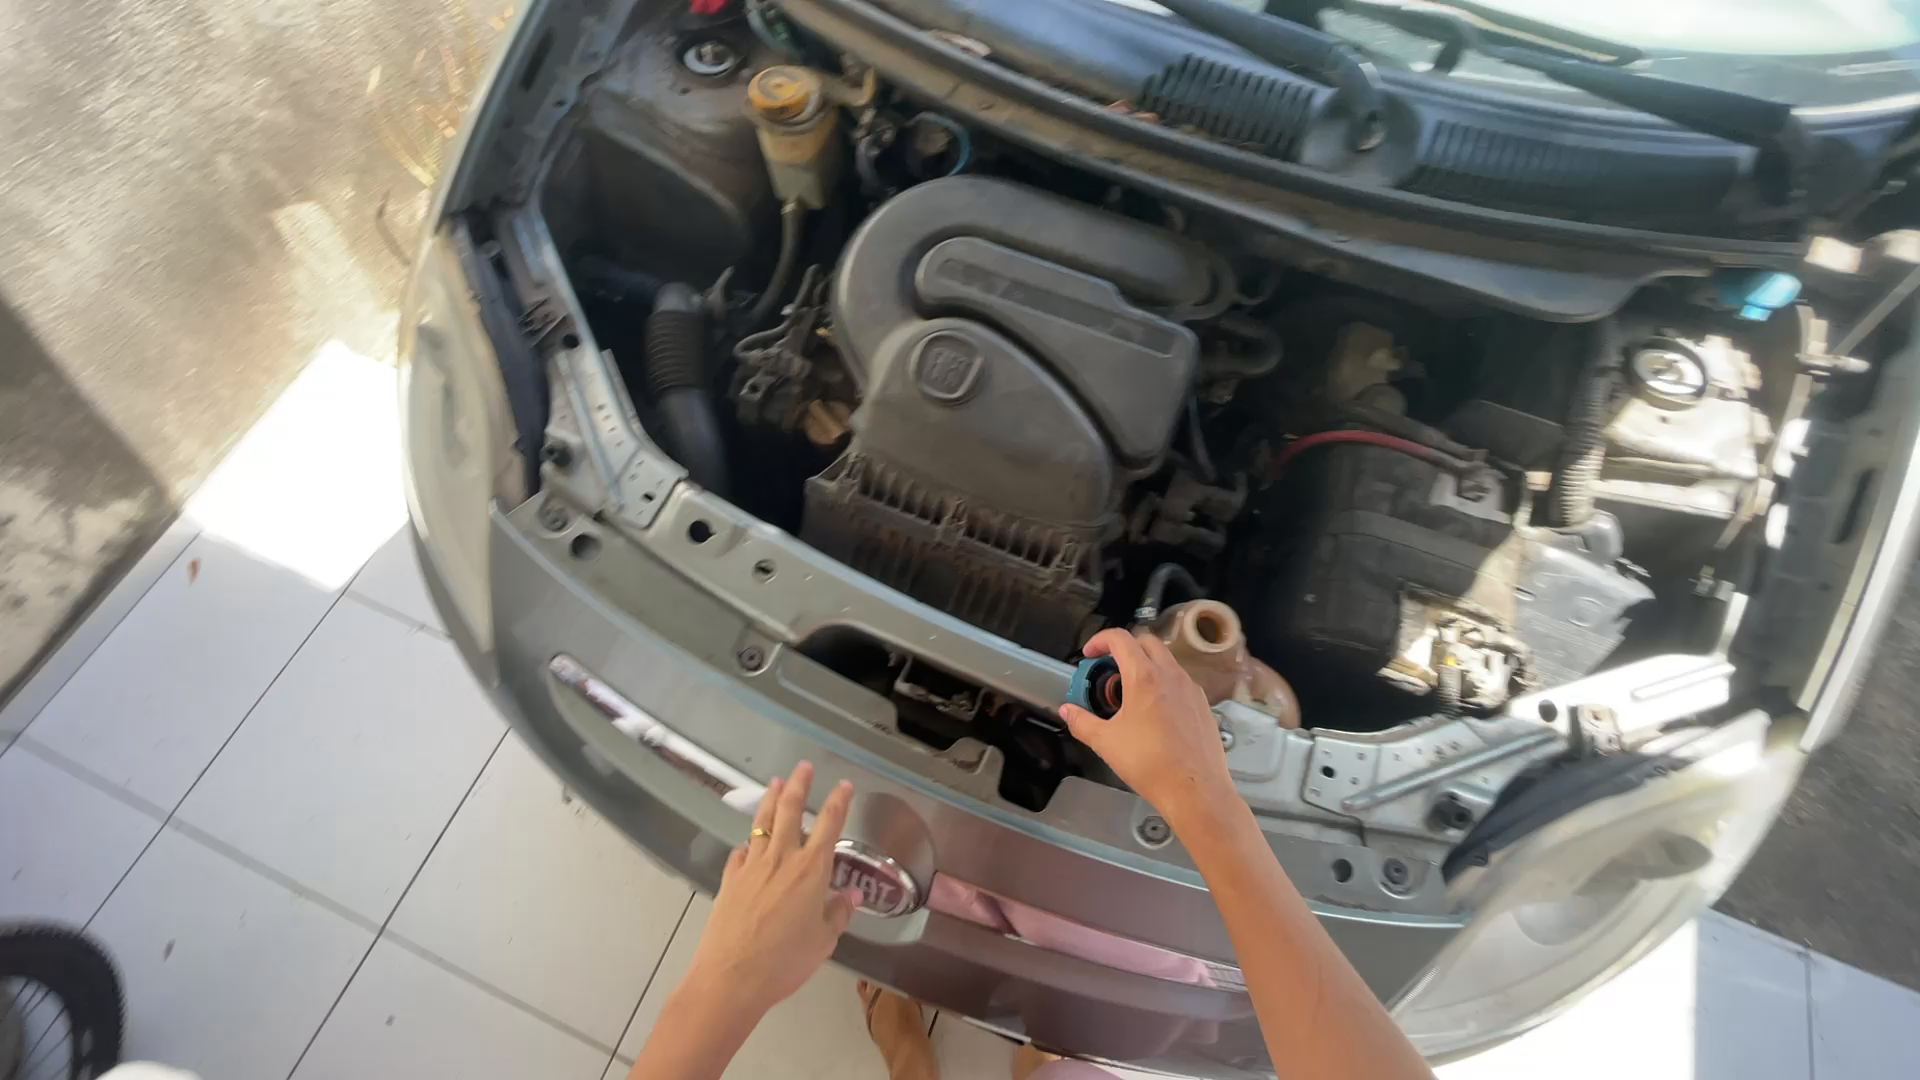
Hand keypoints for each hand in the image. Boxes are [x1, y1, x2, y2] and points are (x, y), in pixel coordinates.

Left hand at [683, 762, 861, 1015]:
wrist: (731, 979)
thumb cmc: (785, 961)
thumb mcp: (823, 942)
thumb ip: (838, 914)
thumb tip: (851, 896)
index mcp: (811, 868)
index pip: (829, 823)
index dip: (838, 801)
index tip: (844, 785)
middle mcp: (782, 858)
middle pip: (790, 809)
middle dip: (799, 784)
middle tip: (803, 766)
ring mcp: (752, 866)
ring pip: (763, 822)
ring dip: (771, 799)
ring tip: (776, 782)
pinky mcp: (729, 879)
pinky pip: (740, 853)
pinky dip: (747, 845)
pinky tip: (746, 845)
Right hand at [1059, 629, 1236, 829]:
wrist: (1195, 791)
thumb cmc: (1149, 763)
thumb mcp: (1106, 742)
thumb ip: (1081, 722)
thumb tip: (1066, 711)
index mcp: (1144, 677)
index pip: (1120, 639)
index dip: (1100, 640)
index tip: (1089, 655)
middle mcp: (1171, 675)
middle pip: (1146, 642)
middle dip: (1124, 647)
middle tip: (1108, 667)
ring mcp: (1191, 689)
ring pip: (1166, 660)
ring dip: (1145, 663)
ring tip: (1130, 690)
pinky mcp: (1203, 705)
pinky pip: (1180, 681)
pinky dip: (1163, 682)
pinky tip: (1155, 710)